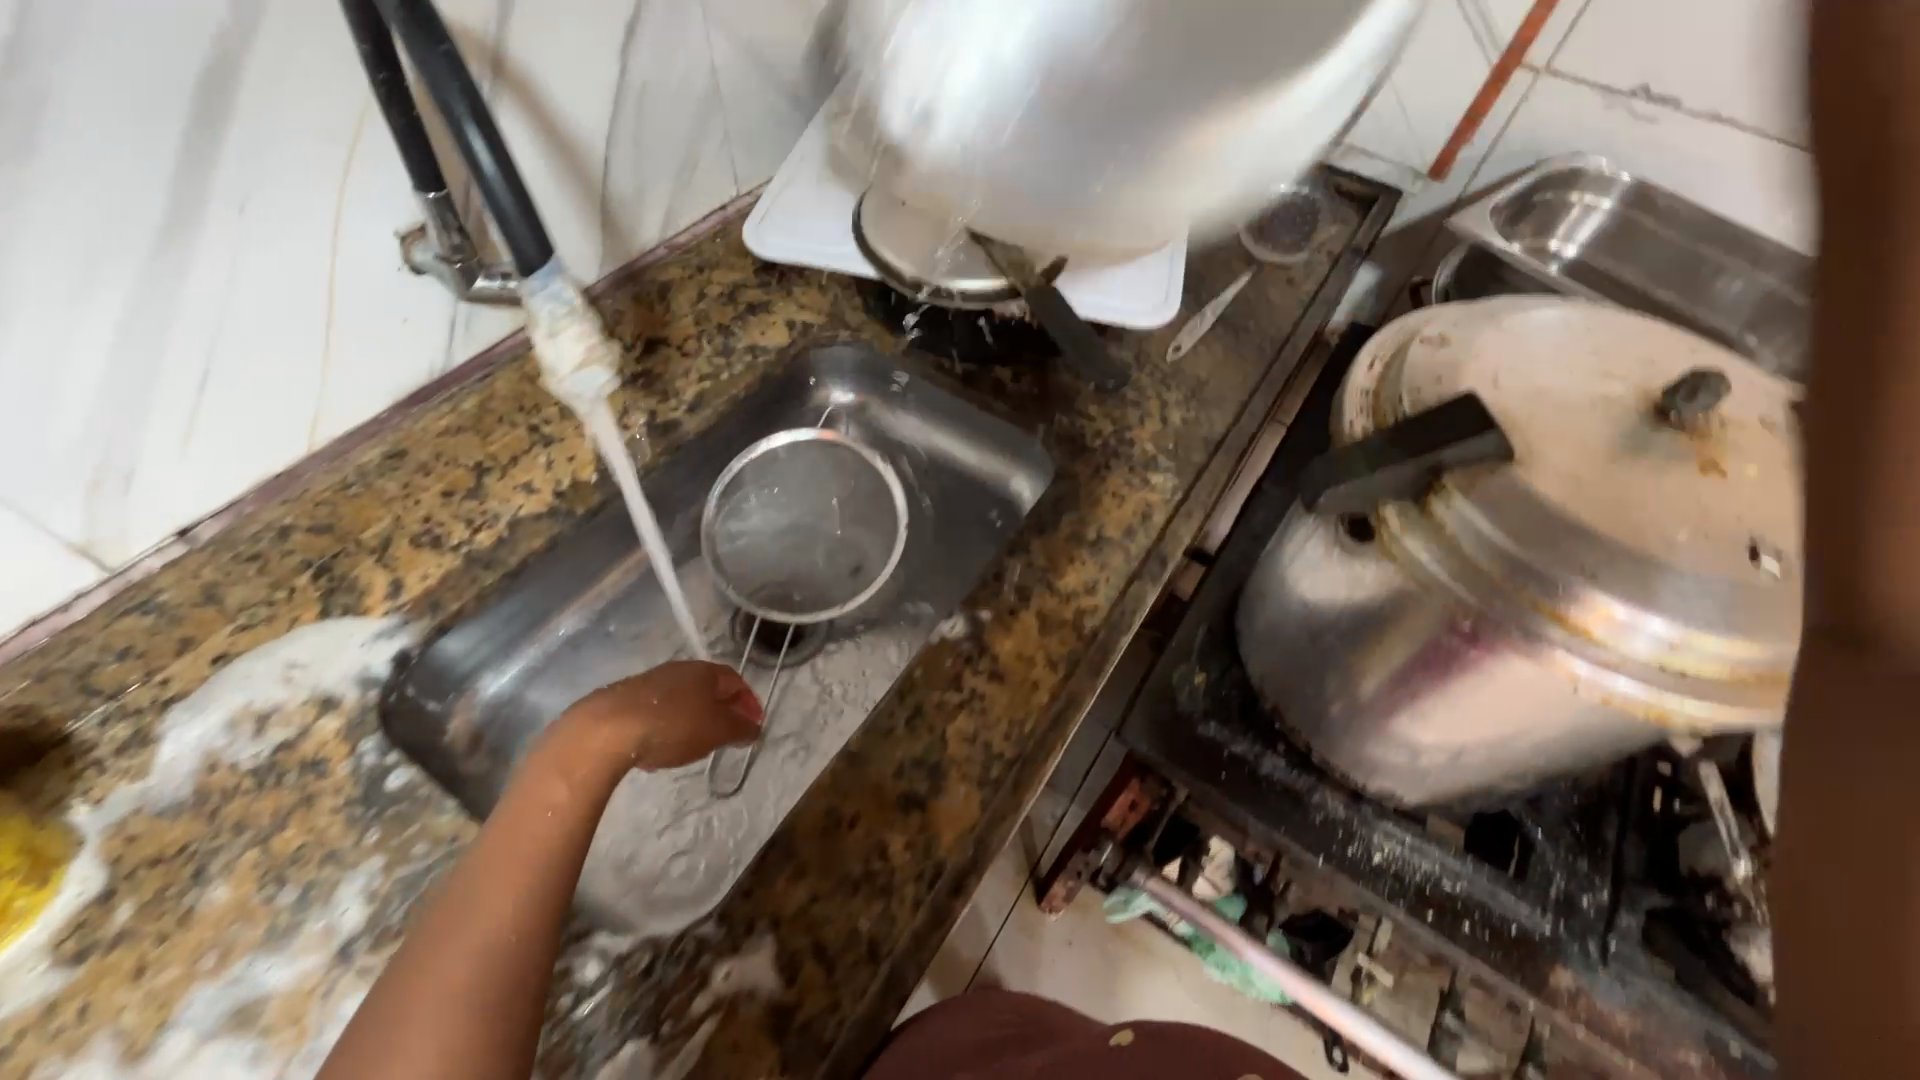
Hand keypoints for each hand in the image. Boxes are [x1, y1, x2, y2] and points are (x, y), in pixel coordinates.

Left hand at [559, 661, 763, 771]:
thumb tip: (754, 727)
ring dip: (693, 719)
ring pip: (681, 700)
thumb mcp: (717, 731)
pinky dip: (666, 727)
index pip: (735, 681)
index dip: (748, 702)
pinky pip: (656, 712)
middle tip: (727, 735)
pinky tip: (659, 749)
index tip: (754, 725)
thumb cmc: (673, 725)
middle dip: (720, 710)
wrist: (606, 729)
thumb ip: (740, 728)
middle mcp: (678, 670)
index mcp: (705, 672)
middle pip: (707, 688)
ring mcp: (648, 683)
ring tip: (694, 746)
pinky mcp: (624, 700)